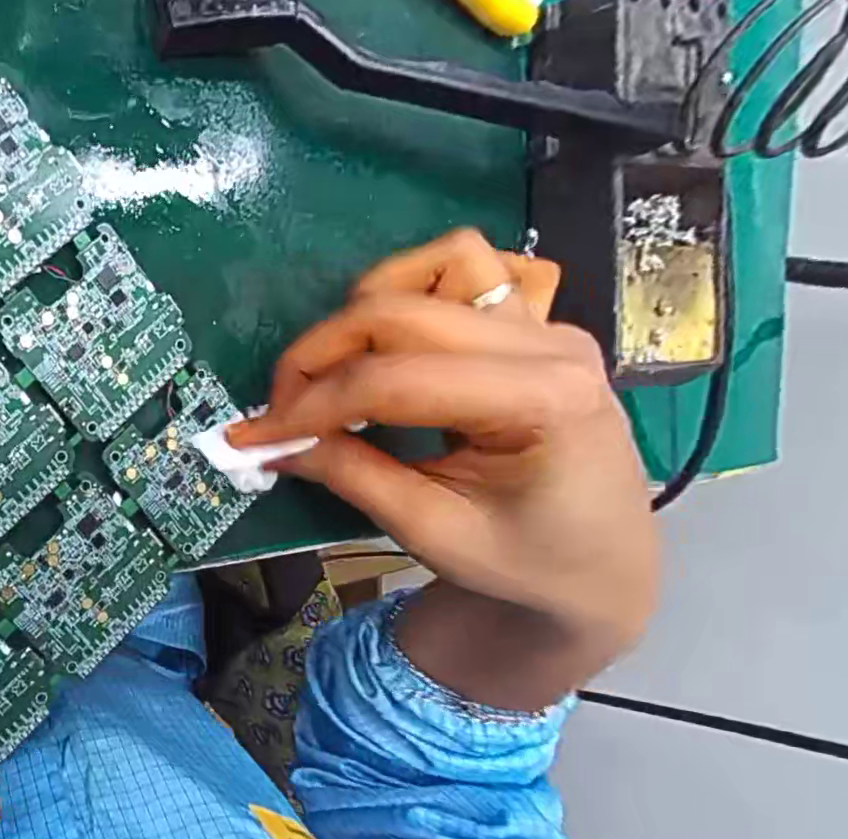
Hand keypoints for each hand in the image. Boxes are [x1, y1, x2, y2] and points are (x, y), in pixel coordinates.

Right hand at [229, 229, 658, 705]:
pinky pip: (473, 270)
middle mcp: (546, 344)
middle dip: (317, 356)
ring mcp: (544, 325)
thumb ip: (348, 475)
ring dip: (364, 307)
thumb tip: (272, 445)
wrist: (596, 565)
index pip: (390, 380)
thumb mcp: (426, 530)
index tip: (251, 438)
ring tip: (333, 369)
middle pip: (399, 311)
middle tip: (280, 412)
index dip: (306, 407)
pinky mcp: (532, 325)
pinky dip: (417, 285)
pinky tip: (392, 333)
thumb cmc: (521, 561)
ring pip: (440, 265)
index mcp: (537, 401)